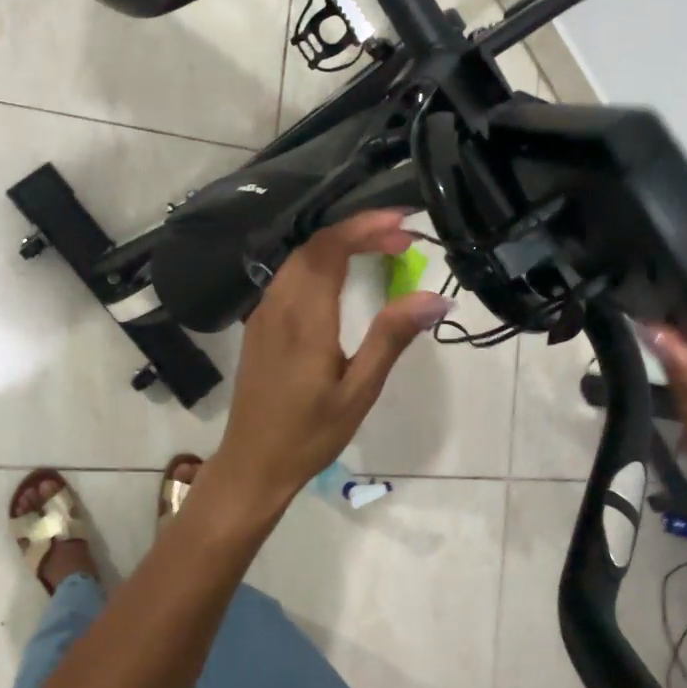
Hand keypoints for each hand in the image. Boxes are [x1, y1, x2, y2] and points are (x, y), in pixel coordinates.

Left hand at [212, 211, 452, 501]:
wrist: (252, 463)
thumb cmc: (309, 434)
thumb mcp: (359, 392)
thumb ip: (391, 338)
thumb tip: (434, 297)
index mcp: (305, 318)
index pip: (330, 249)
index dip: (365, 227)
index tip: (403, 224)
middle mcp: (279, 305)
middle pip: (314, 246)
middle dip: (358, 231)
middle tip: (401, 237)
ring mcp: (263, 314)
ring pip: (298, 258)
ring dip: (338, 244)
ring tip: (380, 250)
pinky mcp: (259, 325)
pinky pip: (288, 276)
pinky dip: (319, 262)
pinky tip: (342, 276)